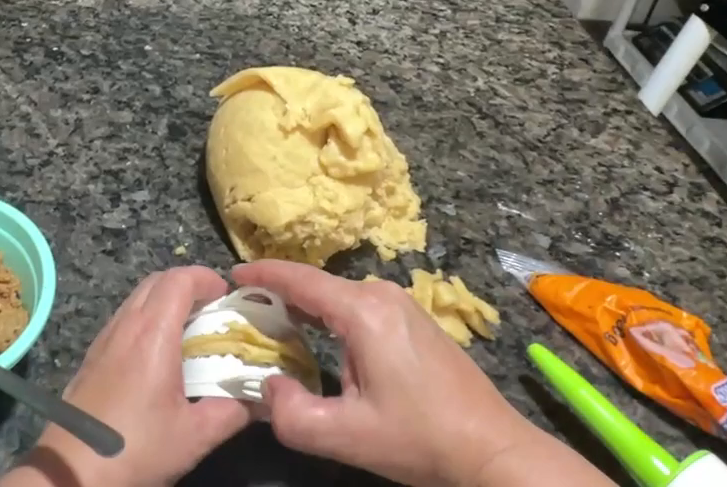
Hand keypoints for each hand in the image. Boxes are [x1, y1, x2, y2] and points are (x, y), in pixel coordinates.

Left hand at [0, 267, 249, 486]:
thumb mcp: (194, 436)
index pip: (179, 279)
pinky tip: (159, 353)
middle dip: (188, 284)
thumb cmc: (136, 448)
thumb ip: (231, 412)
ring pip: (138, 297)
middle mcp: (126, 323)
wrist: (72, 468)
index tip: (227, 295)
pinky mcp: (93, 353)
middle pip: (158, 280)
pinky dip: (148, 317)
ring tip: (190, 329)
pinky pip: (125, 317)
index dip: (206, 278)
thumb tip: (260, 400)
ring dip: (166, 300)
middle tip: (213, 309)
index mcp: (153, 332)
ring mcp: (105, 336)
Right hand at [234, 260, 611, 486]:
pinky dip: (330, 315)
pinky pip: (358, 306)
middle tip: (246, 312)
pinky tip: (320, 339)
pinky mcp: (413, 319)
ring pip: (338, 296)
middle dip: (279, 294)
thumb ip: (293, 414)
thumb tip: (266, 386)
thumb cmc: (421, 440)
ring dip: (306, 307)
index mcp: (363, 310)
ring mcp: (401, 304)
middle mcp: (381, 294)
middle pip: (317, 284)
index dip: (262, 274)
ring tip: (275, 325)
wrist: (495, 451)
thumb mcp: (348, 436)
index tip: (231, 277)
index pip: (300, 279)